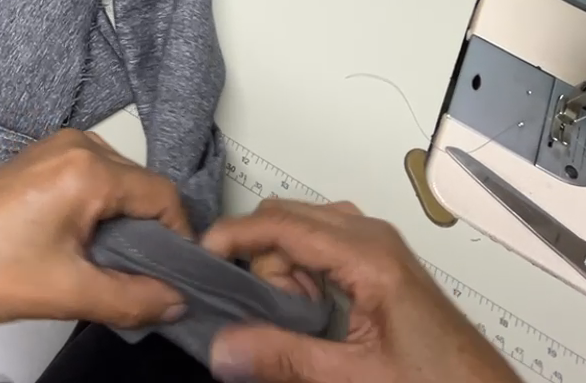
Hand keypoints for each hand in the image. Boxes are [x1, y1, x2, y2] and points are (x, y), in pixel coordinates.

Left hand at [0, 129, 190, 329]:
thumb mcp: (70, 293)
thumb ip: (133, 299)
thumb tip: (173, 302)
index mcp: (86, 168)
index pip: (163, 195)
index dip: (180, 238)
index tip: (178, 275)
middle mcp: (75, 145)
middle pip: (142, 185)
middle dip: (150, 231)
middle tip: (145, 279)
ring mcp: (56, 148)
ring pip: (118, 181)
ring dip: (125, 220)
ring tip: (110, 265)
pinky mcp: (41, 158)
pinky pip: (92, 176)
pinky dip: (101, 208)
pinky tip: (85, 245)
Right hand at [202, 200, 520, 382]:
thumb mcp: (354, 379)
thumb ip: (283, 358)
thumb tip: (221, 348)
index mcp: (367, 255)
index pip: (282, 224)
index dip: (236, 235)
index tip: (203, 255)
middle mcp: (371, 234)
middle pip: (288, 217)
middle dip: (266, 258)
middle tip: (272, 312)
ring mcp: (378, 242)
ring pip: (303, 226)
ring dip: (286, 263)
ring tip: (300, 316)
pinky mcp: (382, 258)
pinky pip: (324, 240)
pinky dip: (306, 266)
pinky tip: (316, 307)